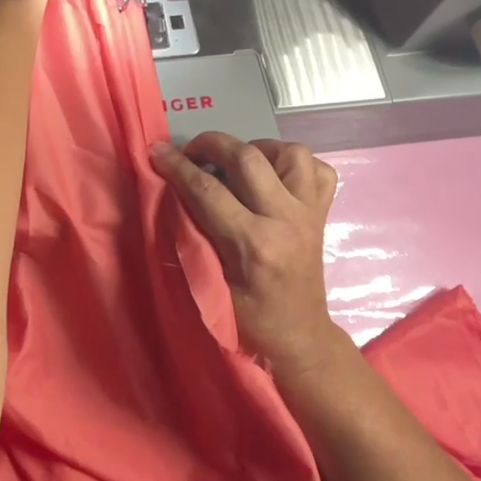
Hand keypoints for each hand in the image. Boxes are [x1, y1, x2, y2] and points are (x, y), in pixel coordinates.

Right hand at [149, 133, 343, 375]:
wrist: (300, 335)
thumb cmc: (248, 317)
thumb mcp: (209, 282)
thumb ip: (192, 236)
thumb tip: (170, 193)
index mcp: (253, 243)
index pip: (208, 191)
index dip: (178, 166)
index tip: (157, 151)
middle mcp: (286, 220)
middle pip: (247, 158)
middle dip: (211, 144)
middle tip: (191, 152)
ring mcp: (309, 213)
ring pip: (290, 153)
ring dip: (257, 148)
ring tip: (237, 161)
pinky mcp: (323, 212)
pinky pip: (318, 169)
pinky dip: (294, 163)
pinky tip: (274, 173)